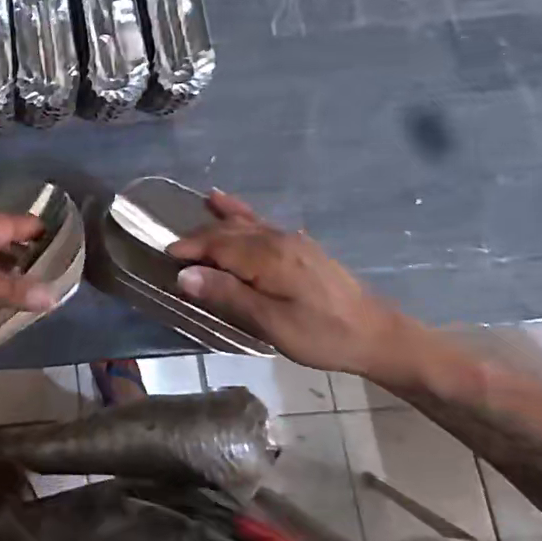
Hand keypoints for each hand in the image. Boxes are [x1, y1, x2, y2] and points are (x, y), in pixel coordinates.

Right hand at [165, 192, 419, 377]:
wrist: (377, 335)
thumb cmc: (322, 335)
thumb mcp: (272, 324)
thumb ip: (228, 295)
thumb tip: (186, 275)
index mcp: (267, 257)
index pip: (216, 245)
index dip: (189, 249)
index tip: (164, 255)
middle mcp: (277, 239)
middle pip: (228, 232)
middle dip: (198, 237)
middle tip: (173, 249)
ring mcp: (291, 240)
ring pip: (244, 223)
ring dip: (217, 221)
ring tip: (196, 211)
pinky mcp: (300, 246)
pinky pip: (261, 222)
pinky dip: (241, 212)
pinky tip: (230, 205)